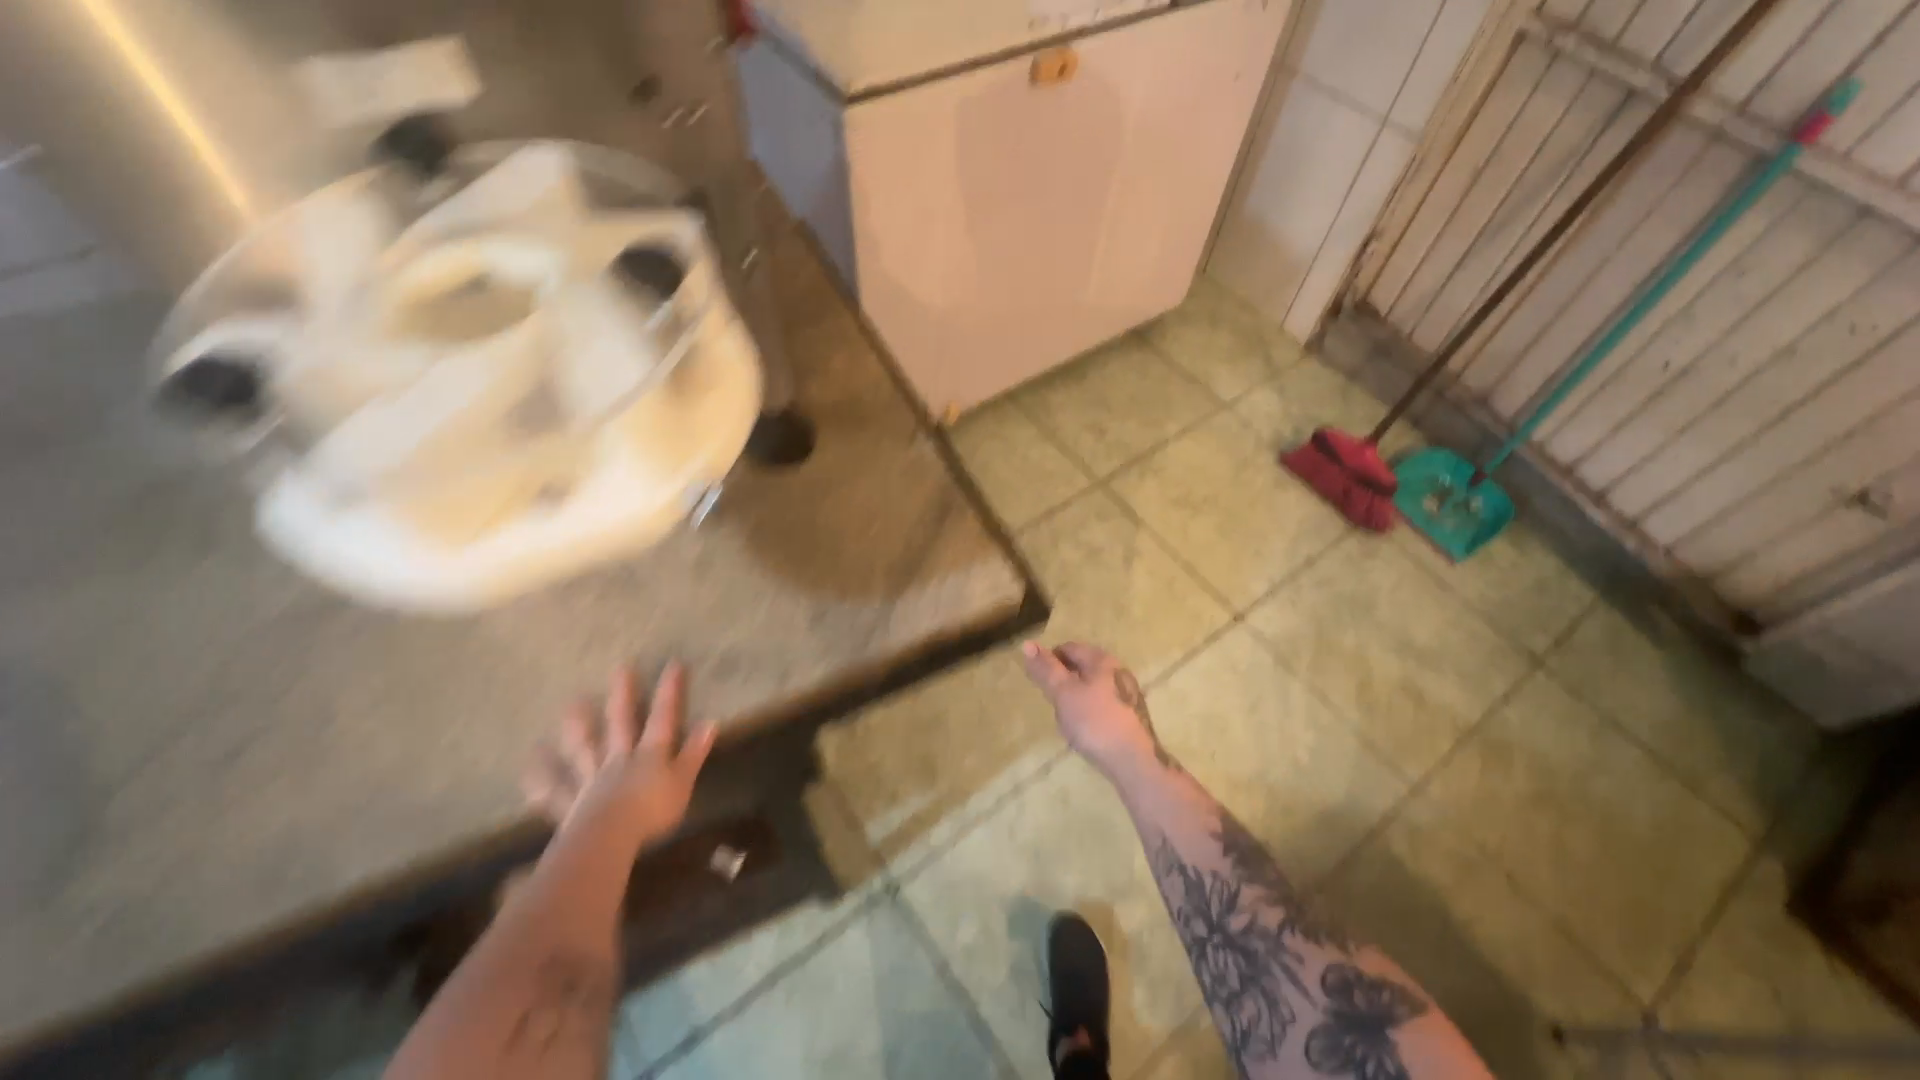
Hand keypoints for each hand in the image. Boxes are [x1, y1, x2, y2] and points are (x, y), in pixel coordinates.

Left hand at [522, 662, 716, 845]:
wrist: (609, 837)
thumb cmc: (652, 812)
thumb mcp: (683, 783)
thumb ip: (694, 753)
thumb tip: (711, 722)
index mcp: (648, 755)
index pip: (662, 718)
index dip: (669, 692)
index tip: (673, 664)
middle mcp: (617, 760)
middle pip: (619, 723)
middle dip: (622, 696)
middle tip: (620, 668)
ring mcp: (590, 779)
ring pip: (583, 748)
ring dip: (578, 726)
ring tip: (572, 703)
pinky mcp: (571, 803)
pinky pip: (554, 787)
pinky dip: (541, 774)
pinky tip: (531, 758)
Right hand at [1019, 641, 1166, 780]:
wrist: (1133, 760)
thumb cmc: (1095, 722)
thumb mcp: (1063, 693)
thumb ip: (1046, 670)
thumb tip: (1027, 644)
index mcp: (1102, 660)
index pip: (1069, 648)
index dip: (1049, 660)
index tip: (1039, 681)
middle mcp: (1118, 671)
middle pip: (1083, 666)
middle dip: (1063, 679)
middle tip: (1051, 701)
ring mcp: (1127, 693)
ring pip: (1093, 686)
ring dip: (1076, 696)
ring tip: (1066, 717)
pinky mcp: (1131, 714)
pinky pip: (1103, 703)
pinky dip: (1090, 709)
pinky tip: (1086, 728)